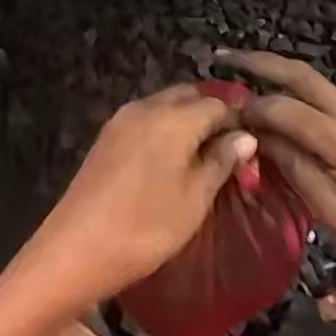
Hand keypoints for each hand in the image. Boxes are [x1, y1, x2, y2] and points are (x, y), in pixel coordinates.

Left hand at [19, 84, 258, 311]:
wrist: (83, 240)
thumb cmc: (149, 224)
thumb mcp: (195, 197)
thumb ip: (221, 160)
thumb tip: (245, 136)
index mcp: (173, 117)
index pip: (216, 103)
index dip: (238, 122)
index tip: (252, 150)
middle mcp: (145, 106)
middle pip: (187, 95)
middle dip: (211, 114)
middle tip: (229, 151)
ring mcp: (122, 117)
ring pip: (164, 103)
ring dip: (187, 119)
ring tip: (205, 157)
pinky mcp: (108, 132)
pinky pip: (145, 116)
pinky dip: (165, 126)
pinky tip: (173, 157)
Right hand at [218, 50, 335, 320]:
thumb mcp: (329, 210)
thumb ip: (289, 163)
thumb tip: (252, 133)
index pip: (286, 108)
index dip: (251, 108)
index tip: (224, 113)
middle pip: (302, 76)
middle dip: (259, 62)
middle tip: (223, 57)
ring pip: (314, 82)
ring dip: (276, 73)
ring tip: (241, 71)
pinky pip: (326, 99)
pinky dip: (295, 92)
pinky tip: (275, 99)